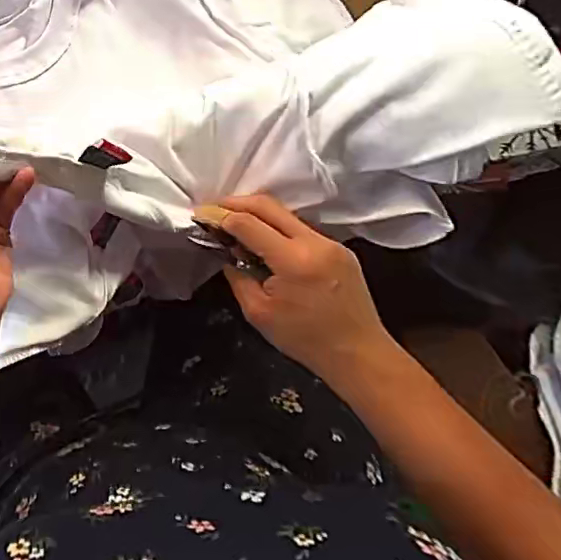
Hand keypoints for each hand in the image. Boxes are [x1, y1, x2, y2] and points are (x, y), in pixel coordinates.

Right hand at [209, 194, 396, 383]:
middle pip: (268, 206)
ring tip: (233, 224)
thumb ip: (238, 275)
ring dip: (255, 213)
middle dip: (235, 203)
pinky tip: (262, 240)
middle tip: (212, 210)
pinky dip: (275, 227)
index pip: (247, 223)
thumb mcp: (257, 311)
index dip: (219, 216)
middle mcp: (315, 243)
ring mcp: (331, 244)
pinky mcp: (339, 250)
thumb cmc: (305, 339)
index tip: (200, 216)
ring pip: (285, 214)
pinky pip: (299, 228)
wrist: (360, 356)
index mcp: (294, 260)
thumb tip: (227, 252)